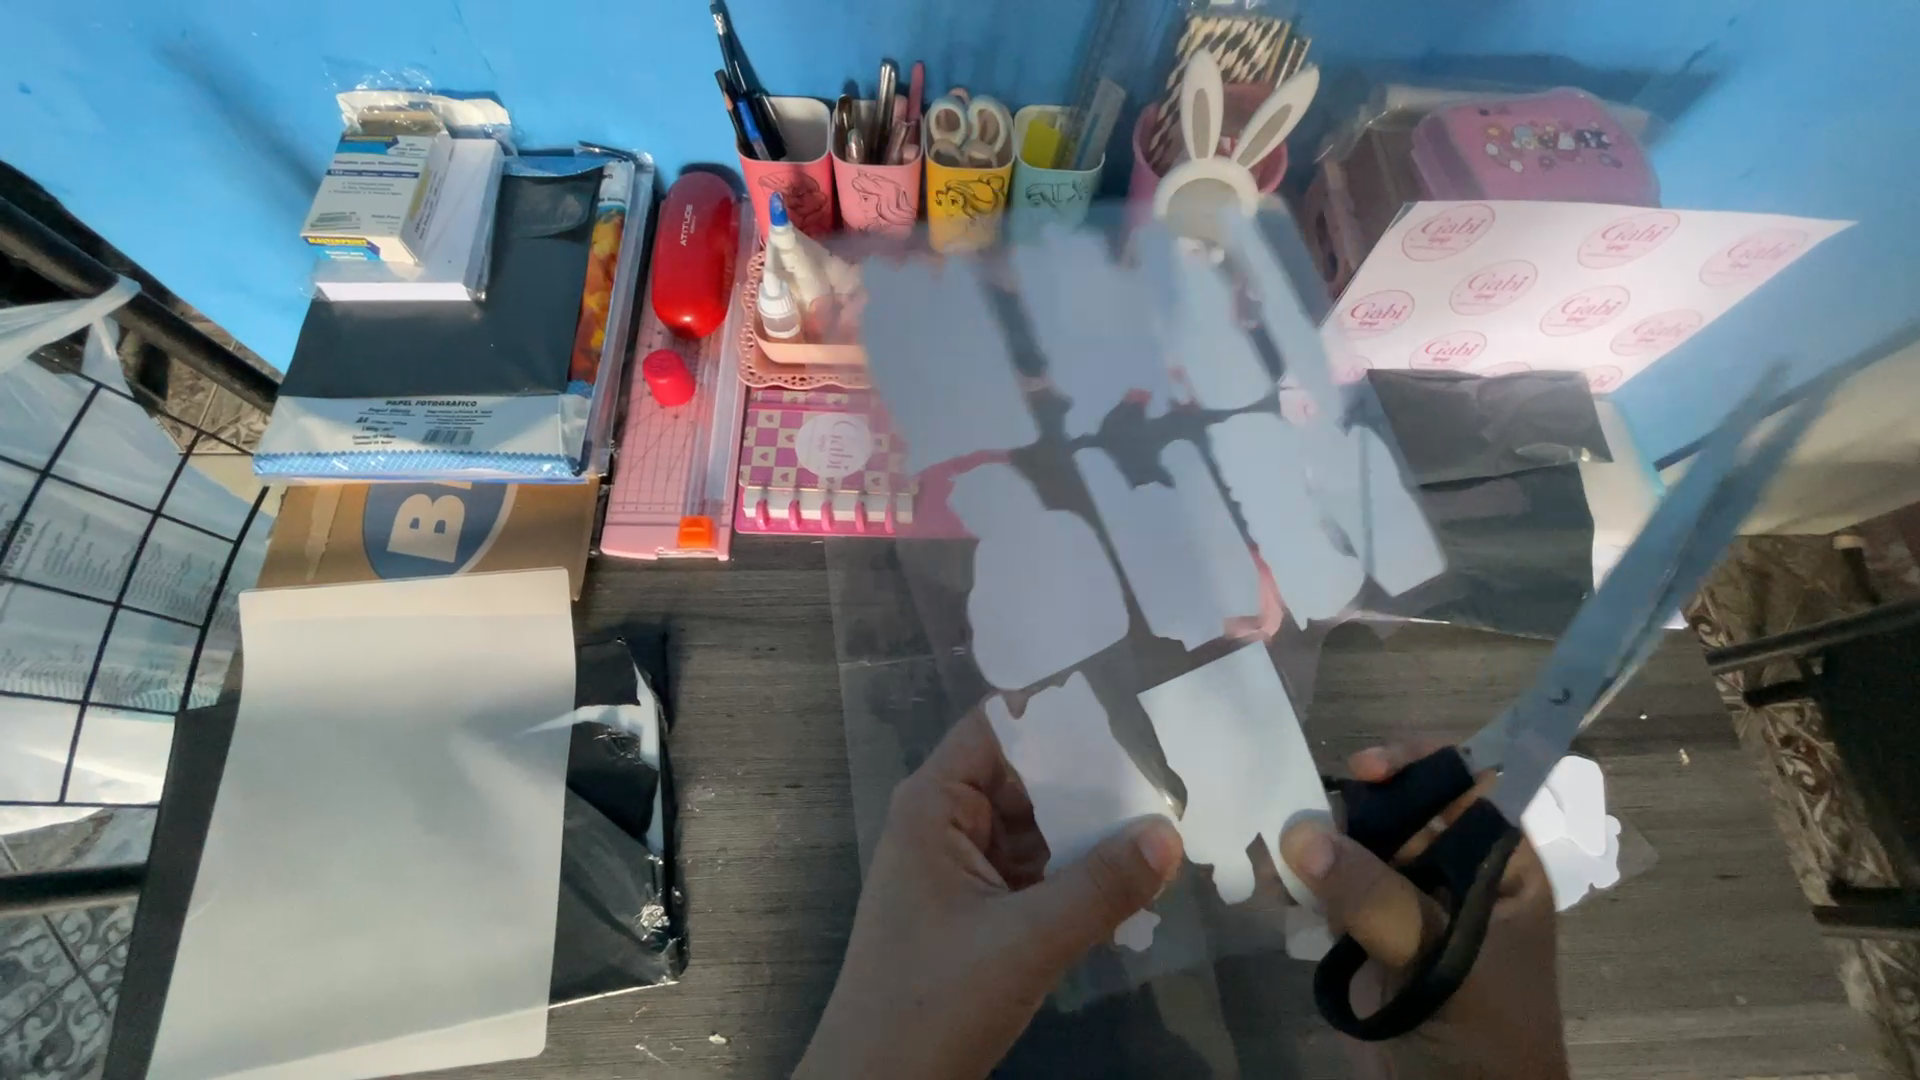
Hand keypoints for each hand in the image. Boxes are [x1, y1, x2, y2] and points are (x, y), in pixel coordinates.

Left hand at [796, 711, 1184, 1079]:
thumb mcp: (1024, 941)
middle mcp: (946, 819)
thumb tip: (1169, 833)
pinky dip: (1073, 870)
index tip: (1118, 710)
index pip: (995, 727)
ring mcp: (962, 862)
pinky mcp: (978, 903)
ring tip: (1158, 816)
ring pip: (1033, 823)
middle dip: (1083, 777)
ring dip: (1084, 827)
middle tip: (1159, 769)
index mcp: (935, 802)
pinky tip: (1128, 875)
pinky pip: (1033, 866)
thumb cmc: (933, 1001)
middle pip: (1021, 775)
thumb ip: (1100, 887)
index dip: (1050, 713)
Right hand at [1281, 743, 1569, 1079]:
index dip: (1420, 762)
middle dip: (1348, 803)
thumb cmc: (1482, 1035)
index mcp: (1496, 867)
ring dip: (1311, 839)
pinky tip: (1270, 881)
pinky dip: (1295, 877)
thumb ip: (1378, 898)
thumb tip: (1300, 833)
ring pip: (1352, 842)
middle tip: (1299, 809)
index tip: (1364, 770)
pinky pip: (1323, 883)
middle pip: (1396, 805)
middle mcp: (1449, 871)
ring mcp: (1402, 900)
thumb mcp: (1442, 963)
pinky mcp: (1362, 929)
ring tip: (1272, 844)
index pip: (1466, 783)